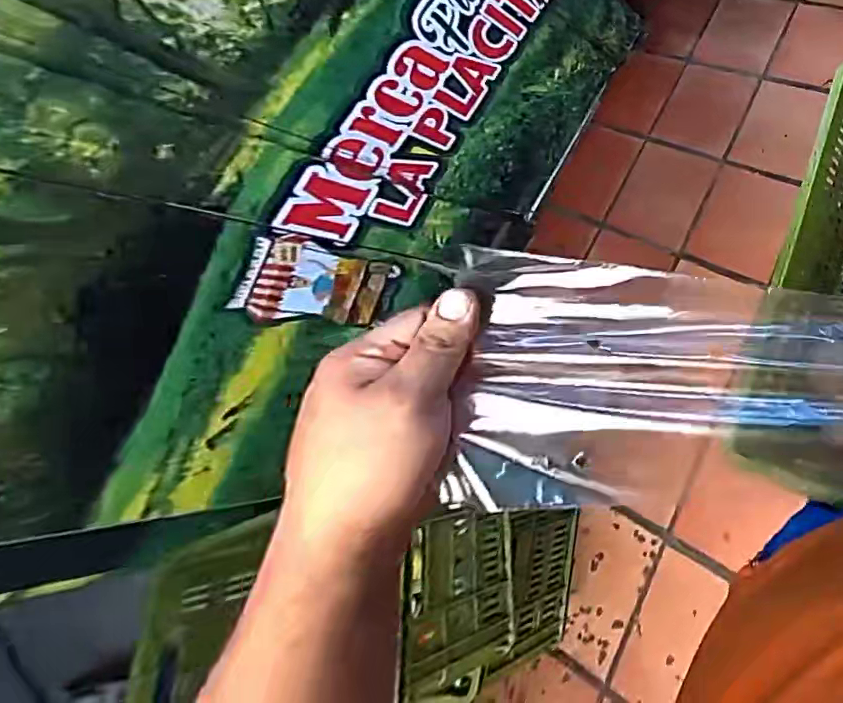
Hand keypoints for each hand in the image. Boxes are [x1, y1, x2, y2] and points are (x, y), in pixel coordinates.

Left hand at [277, 289, 479, 558]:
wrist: (347, 548)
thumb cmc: (374, 467)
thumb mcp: (412, 395)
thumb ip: (439, 344)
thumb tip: (463, 295)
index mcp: (357, 359)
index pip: (425, 318)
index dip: (463, 327)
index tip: (495, 343)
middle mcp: (362, 378)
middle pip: (432, 348)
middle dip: (462, 363)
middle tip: (484, 382)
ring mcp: (373, 411)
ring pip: (436, 382)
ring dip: (460, 392)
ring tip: (474, 407)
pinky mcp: (389, 438)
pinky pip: (431, 410)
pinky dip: (451, 414)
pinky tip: (462, 427)